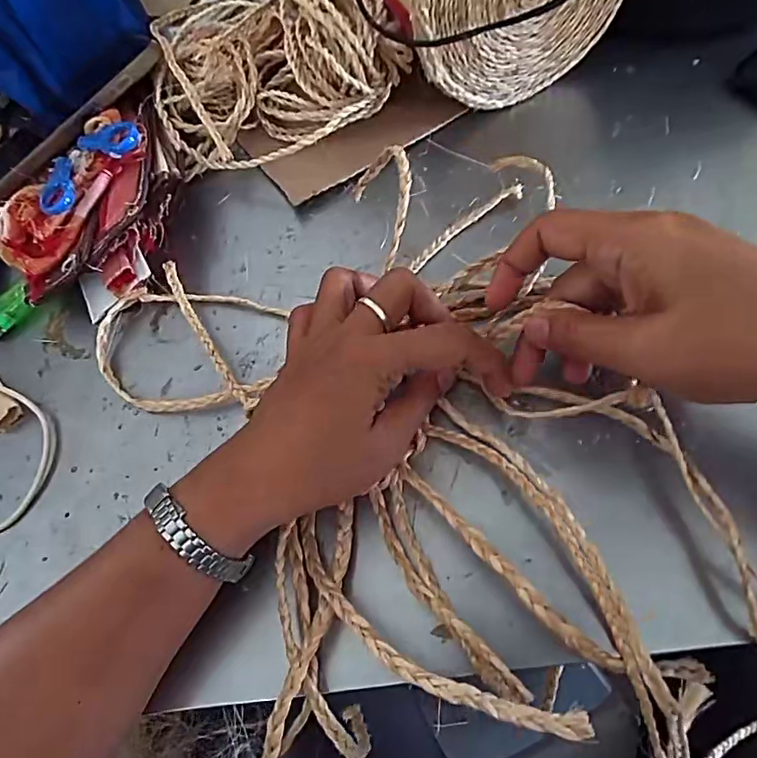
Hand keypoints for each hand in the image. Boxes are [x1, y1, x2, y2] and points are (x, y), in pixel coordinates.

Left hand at [174, 267, 511, 552]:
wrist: (258, 478)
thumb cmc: (323, 470)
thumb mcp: (386, 447)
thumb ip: (419, 402)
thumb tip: (438, 374)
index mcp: (373, 358)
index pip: (443, 341)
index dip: (482, 358)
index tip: (498, 382)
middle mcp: (345, 333)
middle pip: (398, 284)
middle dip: (432, 309)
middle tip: (436, 348)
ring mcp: (315, 335)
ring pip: (346, 279)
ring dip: (377, 296)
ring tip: (391, 331)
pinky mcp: (295, 347)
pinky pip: (315, 307)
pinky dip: (337, 312)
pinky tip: (349, 342)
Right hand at [484, 209, 756, 407]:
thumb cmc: (733, 343)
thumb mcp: (645, 349)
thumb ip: (579, 335)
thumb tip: (532, 324)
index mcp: (633, 238)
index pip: (550, 231)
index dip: (512, 267)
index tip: (496, 312)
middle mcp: (651, 237)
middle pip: (577, 272)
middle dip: (551, 322)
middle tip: (535, 375)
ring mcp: (677, 257)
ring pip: (608, 291)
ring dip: (585, 332)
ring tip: (580, 380)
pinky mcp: (697, 279)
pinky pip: (639, 298)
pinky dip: (620, 329)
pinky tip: (622, 368)